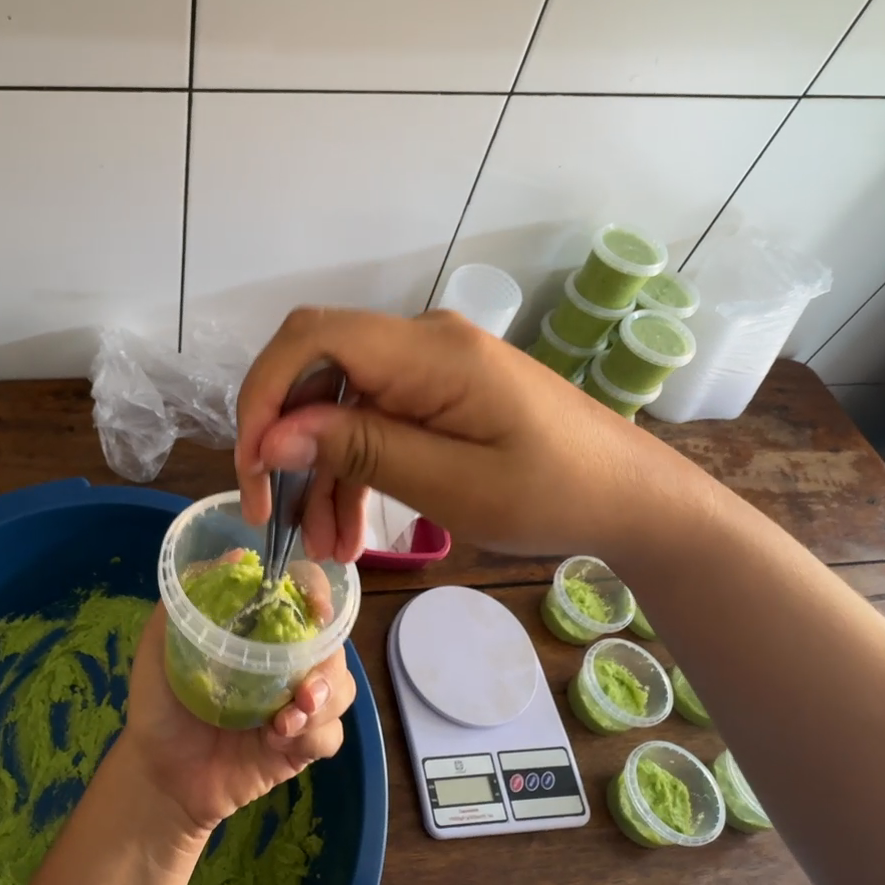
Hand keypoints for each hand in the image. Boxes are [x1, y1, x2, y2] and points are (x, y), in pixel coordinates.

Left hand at [116, 601, 355, 832]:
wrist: (158, 772)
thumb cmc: (159, 701)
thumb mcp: (161, 642)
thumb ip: (191, 596)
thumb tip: (235, 554)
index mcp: (260, 631)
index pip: (305, 599)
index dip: (320, 596)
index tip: (316, 608)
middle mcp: (286, 662)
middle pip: (333, 646)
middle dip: (328, 662)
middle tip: (305, 686)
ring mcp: (297, 705)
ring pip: (343, 689)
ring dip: (325, 700)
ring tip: (287, 720)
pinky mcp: (301, 747)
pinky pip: (331, 736)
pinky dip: (314, 735)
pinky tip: (278, 741)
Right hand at [233, 307, 715, 562]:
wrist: (633, 499)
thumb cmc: (554, 494)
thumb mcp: (452, 484)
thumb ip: (359, 450)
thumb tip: (270, 437)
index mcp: (428, 351)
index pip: (313, 337)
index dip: (264, 391)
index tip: (251, 465)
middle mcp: (418, 342)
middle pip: (316, 371)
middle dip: (283, 442)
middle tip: (270, 516)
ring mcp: (425, 366)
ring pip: (338, 404)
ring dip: (319, 472)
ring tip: (321, 548)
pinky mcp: (433, 392)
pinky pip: (371, 420)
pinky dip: (352, 471)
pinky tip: (346, 530)